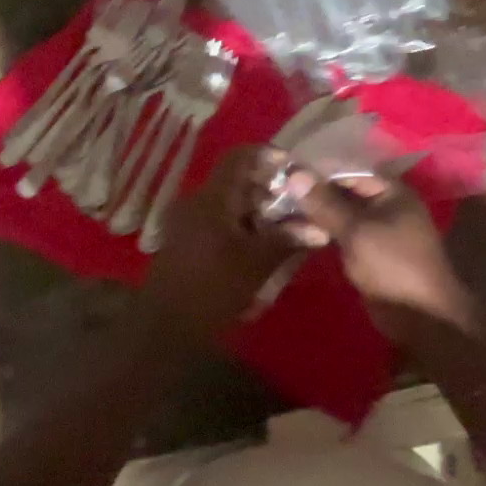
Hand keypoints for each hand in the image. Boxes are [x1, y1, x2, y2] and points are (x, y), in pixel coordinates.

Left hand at [140, 147, 304, 341]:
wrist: (165, 329)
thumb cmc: (213, 287)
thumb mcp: (256, 262)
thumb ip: (288, 239)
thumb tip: (321, 228)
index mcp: (212, 197)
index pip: (240, 156)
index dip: (269, 156)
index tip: (296, 171)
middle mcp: (195, 201)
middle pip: (236, 181)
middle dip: (269, 190)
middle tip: (297, 208)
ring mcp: (186, 222)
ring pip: (228, 203)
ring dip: (256, 212)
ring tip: (284, 231)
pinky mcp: (184, 242)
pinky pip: (217, 222)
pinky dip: (240, 227)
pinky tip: (260, 248)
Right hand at [284, 172, 477, 340]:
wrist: (420, 317)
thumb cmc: (392, 266)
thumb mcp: (356, 230)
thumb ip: (325, 202)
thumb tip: (294, 173)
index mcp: (392, 191)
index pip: (349, 168)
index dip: (318, 167)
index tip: (285, 167)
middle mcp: (386, 204)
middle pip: (345, 189)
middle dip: (314, 190)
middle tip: (276, 188)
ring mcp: (378, 229)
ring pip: (341, 212)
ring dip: (315, 211)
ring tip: (279, 206)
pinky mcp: (368, 251)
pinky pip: (342, 232)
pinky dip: (322, 229)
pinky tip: (296, 228)